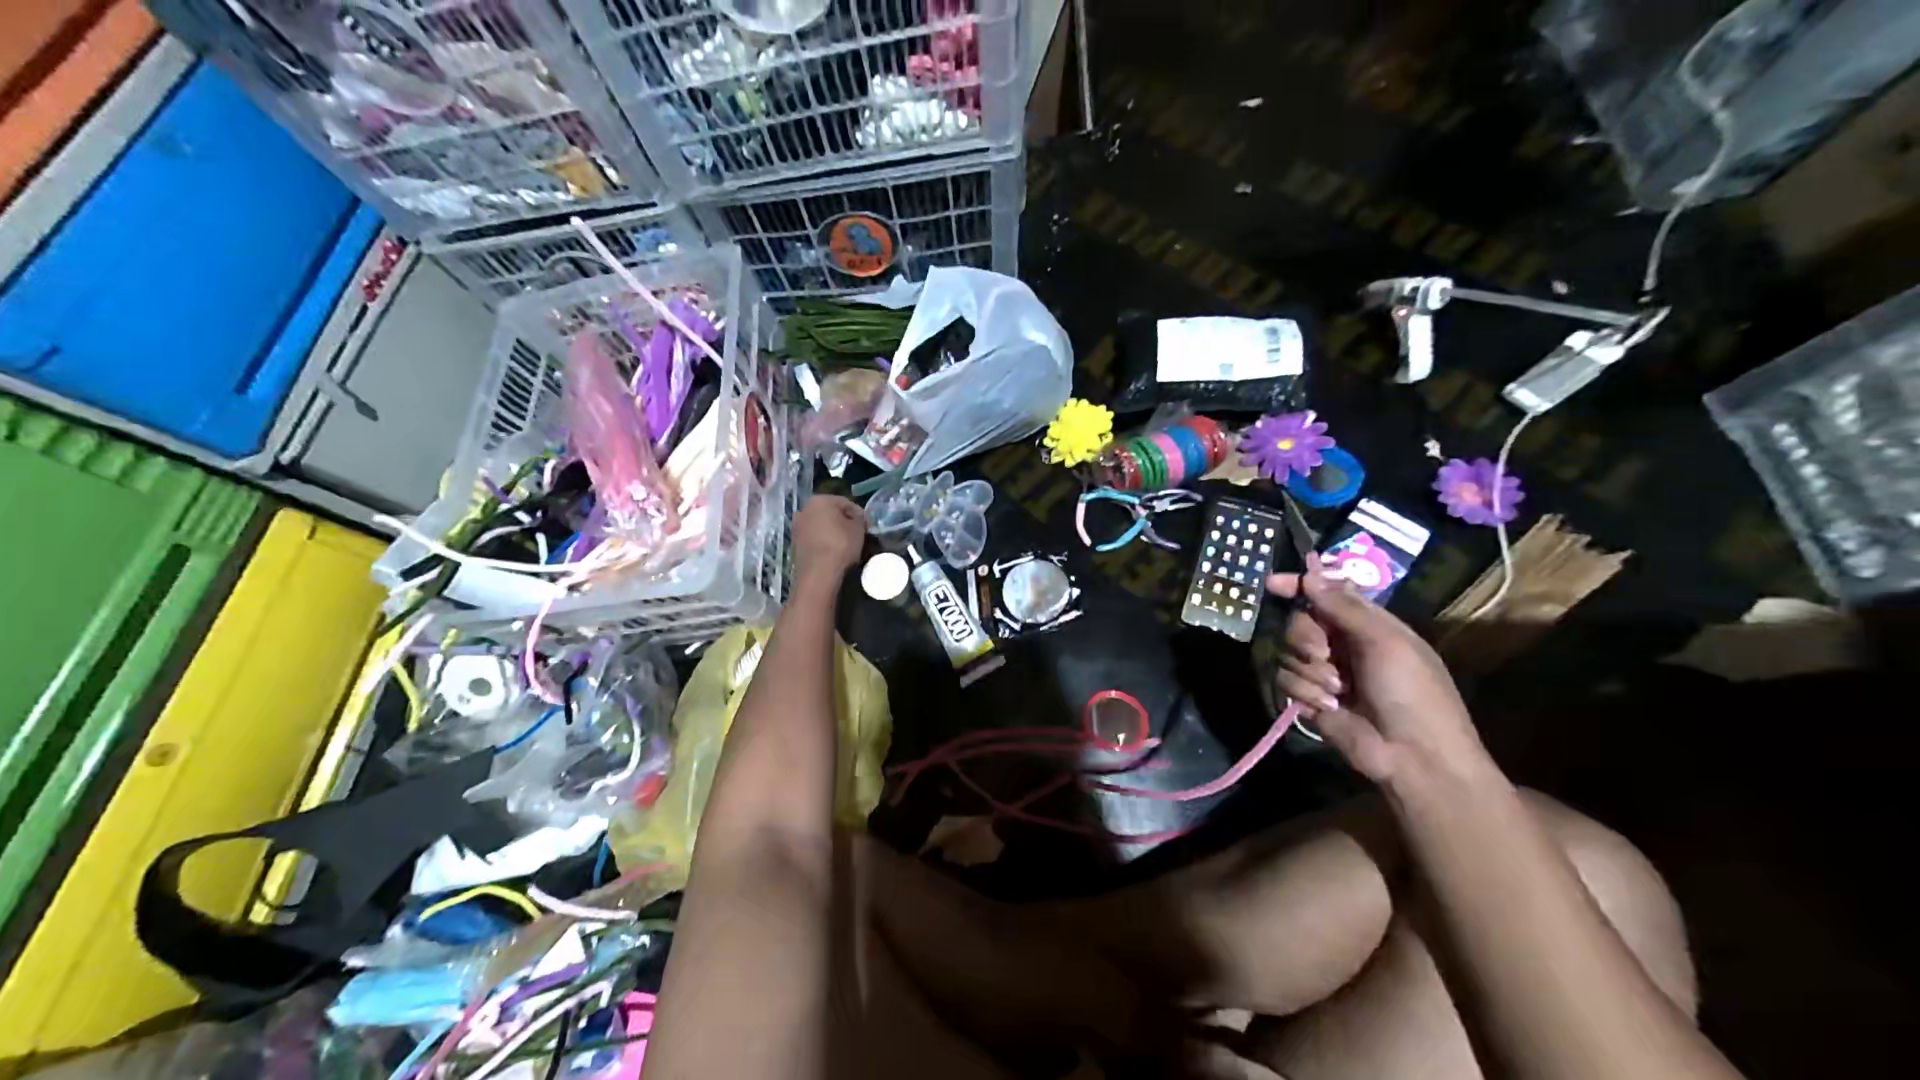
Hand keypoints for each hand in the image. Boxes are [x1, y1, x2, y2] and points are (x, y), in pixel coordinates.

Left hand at [793, 494, 865, 582]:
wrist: (819, 573)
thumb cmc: (841, 545)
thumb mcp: (858, 528)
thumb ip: (859, 518)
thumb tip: (857, 518)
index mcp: (819, 500)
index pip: (846, 502)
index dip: (859, 514)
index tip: (867, 526)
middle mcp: (804, 509)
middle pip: (831, 513)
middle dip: (844, 521)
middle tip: (858, 534)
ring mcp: (797, 526)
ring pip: (821, 525)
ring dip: (833, 531)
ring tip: (846, 543)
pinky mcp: (795, 543)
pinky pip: (815, 537)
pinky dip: (824, 540)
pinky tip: (834, 550)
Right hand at [1265, 566, 1492, 788]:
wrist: (1413, 756)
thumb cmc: (1412, 693)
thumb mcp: (1385, 641)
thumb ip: (1344, 607)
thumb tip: (1311, 573)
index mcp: (1367, 625)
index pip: (1325, 594)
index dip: (1300, 585)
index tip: (1274, 584)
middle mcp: (1341, 645)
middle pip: (1299, 622)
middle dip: (1306, 637)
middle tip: (1323, 653)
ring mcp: (1324, 673)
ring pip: (1287, 652)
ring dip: (1311, 671)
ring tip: (1338, 691)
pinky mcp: (1309, 699)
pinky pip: (1285, 681)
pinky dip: (1305, 693)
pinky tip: (1329, 707)